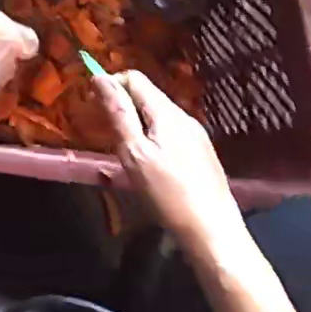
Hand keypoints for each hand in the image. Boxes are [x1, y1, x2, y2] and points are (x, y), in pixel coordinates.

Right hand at [93, 69, 247, 259]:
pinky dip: (153, 135)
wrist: (214, 234)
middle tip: (108, 132)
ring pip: (158, 114)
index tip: (95, 106)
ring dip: (137, 121)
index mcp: (166, 113)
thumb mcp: (134, 153)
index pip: (134, 78)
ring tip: (127, 150)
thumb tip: (100, 77)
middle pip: (147, 94)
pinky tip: (151, 163)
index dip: (111, 84)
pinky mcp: (202, 153)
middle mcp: (184, 117)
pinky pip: (170, 131)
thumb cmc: (168, 193)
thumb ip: (117, 113)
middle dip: (123, 104)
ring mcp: (196, 135)